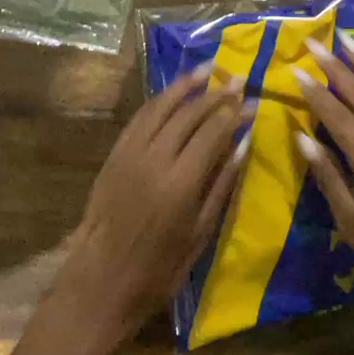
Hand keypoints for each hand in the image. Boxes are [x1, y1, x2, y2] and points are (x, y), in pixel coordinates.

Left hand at [59, 60, 250, 338]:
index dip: (235, 113)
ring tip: (207, 69)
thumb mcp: (200, 233)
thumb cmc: (158, 269)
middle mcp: (154, 159)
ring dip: (186, 85)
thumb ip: (223, 184)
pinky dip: (159, 100)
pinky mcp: (114, 156)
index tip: (254, 101)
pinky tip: (174, 93)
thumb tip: (244, 144)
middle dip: (217, 93)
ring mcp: (130, 154)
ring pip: (161, 107)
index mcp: (180, 182)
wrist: (98, 285)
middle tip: (238, 79)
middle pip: (190, 113)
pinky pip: (139, 118)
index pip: (214, 131)